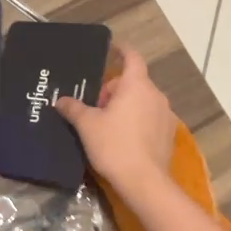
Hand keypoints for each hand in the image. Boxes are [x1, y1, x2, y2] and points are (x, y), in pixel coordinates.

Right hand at [54, 45, 176, 192]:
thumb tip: (61, 100)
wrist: (144, 181)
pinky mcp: (169, 134)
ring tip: (108, 124)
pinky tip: (125, 138)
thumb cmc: (114, 145)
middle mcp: (155, 95)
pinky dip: (138, 120)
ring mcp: (166, 115)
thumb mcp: (87, 126)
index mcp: (137, 85)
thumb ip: (74, 108)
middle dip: (115, 89)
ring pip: (143, 100)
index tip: (112, 49)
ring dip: (127, 105)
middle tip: (97, 106)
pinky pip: (151, 118)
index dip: (122, 51)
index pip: (132, 58)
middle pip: (134, 82)